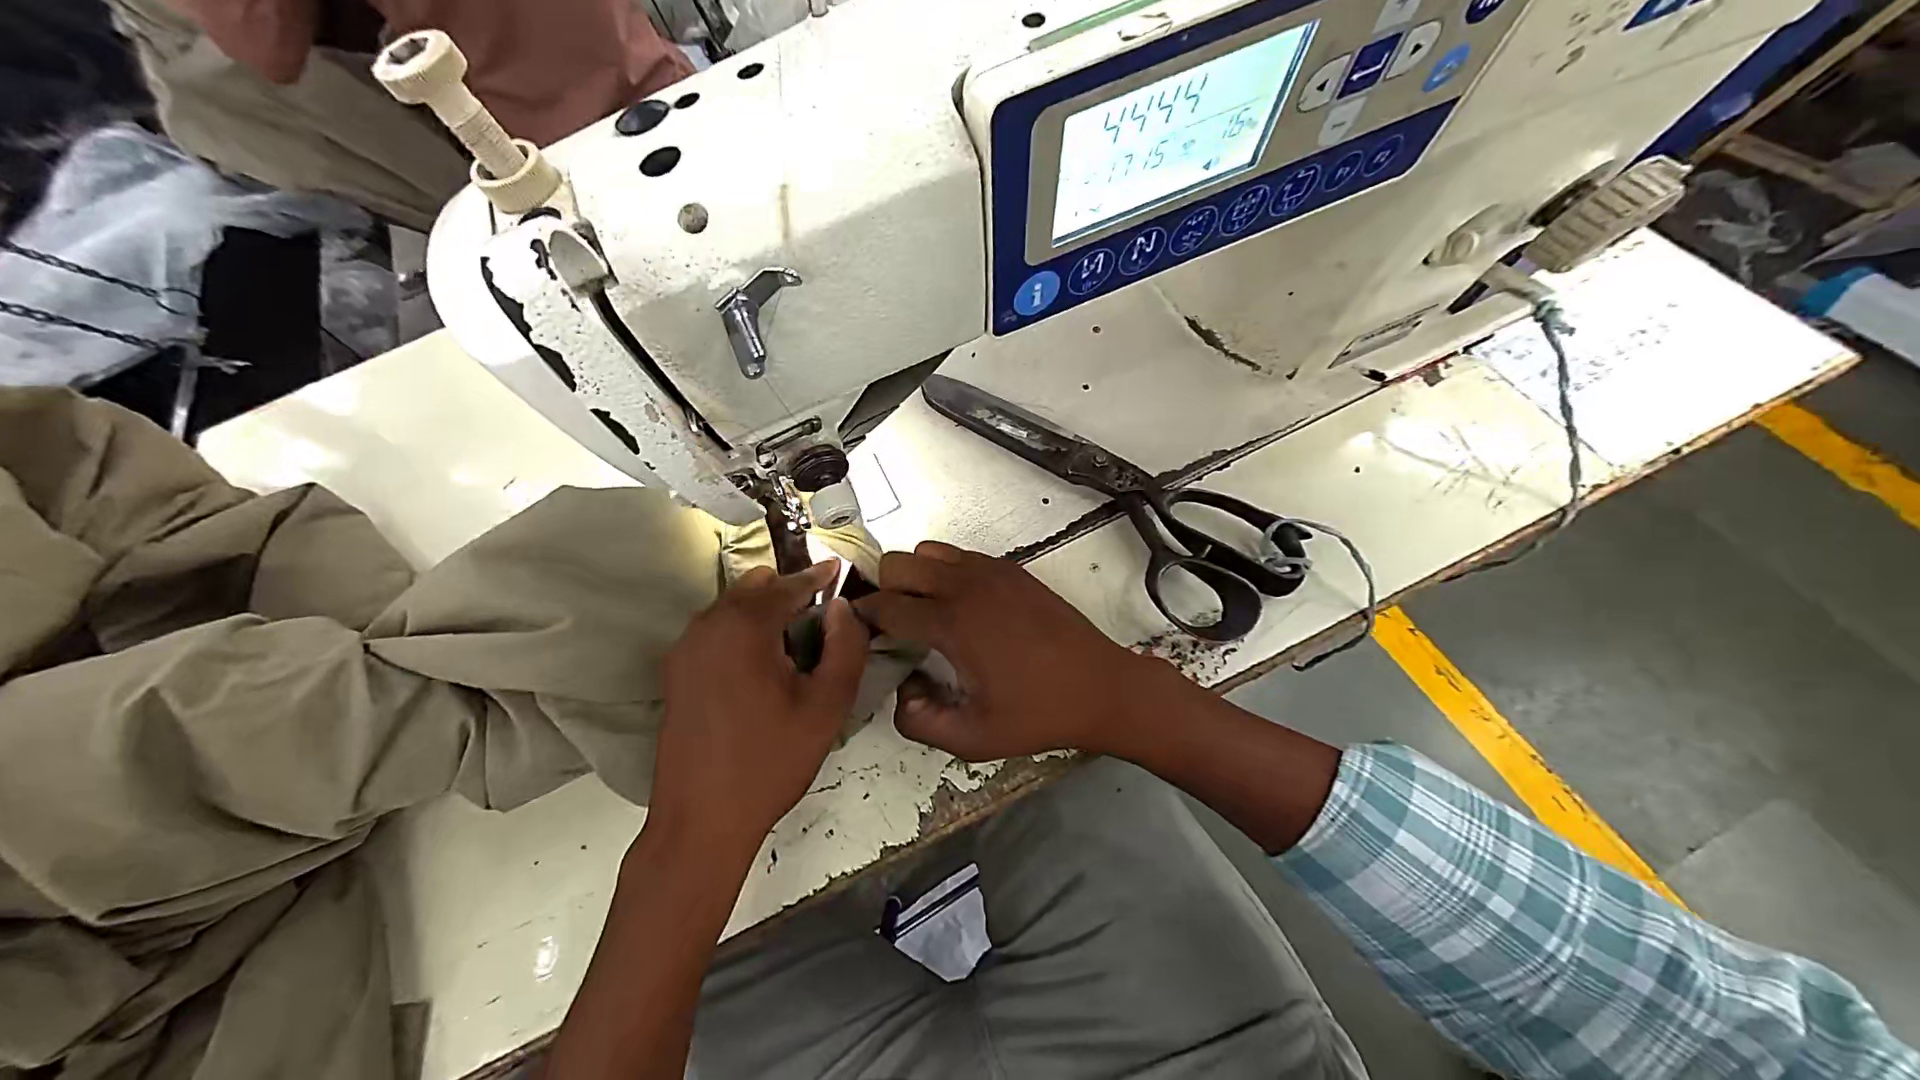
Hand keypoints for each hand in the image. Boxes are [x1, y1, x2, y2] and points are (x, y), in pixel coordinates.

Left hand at [651, 562, 869, 853]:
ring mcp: (684, 650)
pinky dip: (742, 632)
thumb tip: (842, 609)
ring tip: (797, 642)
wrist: (701, 820)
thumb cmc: (770, 761)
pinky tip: (763, 666)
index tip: (837, 567)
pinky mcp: (675, 674)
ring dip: (764, 612)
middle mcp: (706, 627)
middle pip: (754, 589)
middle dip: (789, 592)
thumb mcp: (827, 704)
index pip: (788, 586)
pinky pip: (715, 633)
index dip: (817, 576)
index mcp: (743, 628)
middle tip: (823, 614)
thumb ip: (846, 646)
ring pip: (731, 609)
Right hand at [852, 542, 1180, 760]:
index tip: (860, 634)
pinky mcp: (1012, 570)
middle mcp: (966, 586)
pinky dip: (946, 572)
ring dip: (914, 576)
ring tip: (924, 612)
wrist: (1102, 687)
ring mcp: (991, 571)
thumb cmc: (1039, 714)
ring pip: (928, 550)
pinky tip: (960, 606)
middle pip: (897, 563)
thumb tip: (902, 691)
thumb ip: (919, 722)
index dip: (863, 618)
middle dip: (884, 591)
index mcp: (952, 623)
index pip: (885, 605)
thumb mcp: (973, 738)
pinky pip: (960, 555)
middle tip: (892, 625)